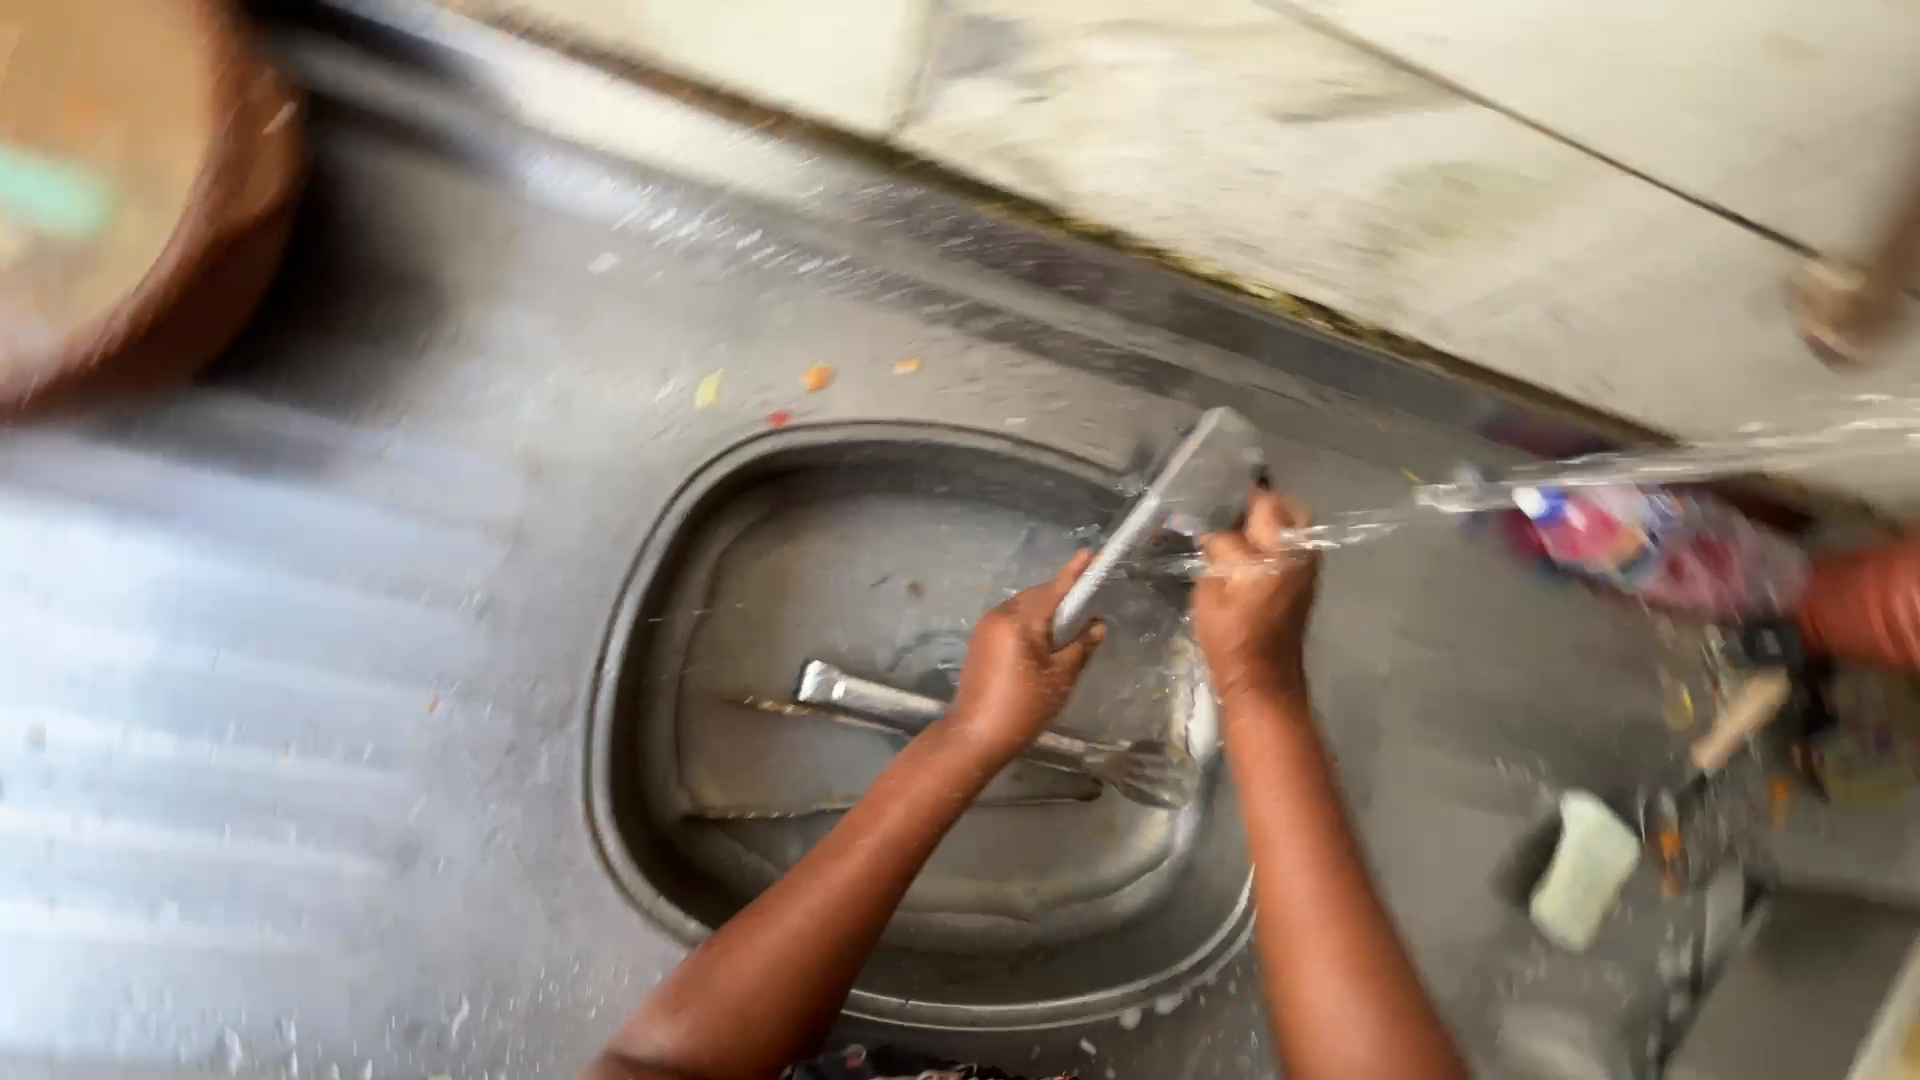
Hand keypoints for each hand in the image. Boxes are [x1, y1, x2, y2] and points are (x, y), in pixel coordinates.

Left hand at [946, 550, 1106, 754]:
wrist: (976, 735)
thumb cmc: (1024, 706)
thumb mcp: (1061, 677)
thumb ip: (1081, 646)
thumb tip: (1097, 625)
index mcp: (1020, 621)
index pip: (1054, 588)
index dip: (1075, 572)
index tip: (1090, 554)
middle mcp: (1000, 615)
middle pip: (1037, 596)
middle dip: (1061, 595)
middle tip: (1087, 600)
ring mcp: (986, 628)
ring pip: (1023, 608)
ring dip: (1045, 610)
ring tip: (1068, 623)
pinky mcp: (980, 642)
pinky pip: (1011, 621)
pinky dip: (1030, 623)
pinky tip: (1044, 639)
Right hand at [1192, 489, 1320, 706]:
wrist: (1264, 678)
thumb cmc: (1229, 640)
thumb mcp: (1208, 595)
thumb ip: (1215, 558)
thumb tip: (1215, 539)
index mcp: (1269, 557)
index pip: (1245, 519)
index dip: (1225, 510)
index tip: (1209, 501)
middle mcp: (1295, 555)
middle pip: (1285, 507)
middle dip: (1260, 502)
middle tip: (1232, 508)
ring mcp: (1307, 566)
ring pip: (1297, 521)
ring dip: (1272, 517)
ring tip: (1241, 526)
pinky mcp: (1308, 578)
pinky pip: (1297, 541)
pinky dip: (1278, 535)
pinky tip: (1252, 547)